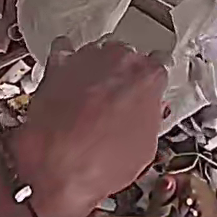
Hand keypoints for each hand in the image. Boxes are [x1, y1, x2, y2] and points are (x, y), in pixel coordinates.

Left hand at [6, 40, 164, 216]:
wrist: (58, 166)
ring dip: (95, 69)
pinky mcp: (57, 64)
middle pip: (126, 56)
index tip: (145, 89)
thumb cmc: (99, 162)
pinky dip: (66, 61)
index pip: (158, 64)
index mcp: (148, 78)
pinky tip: (67, 75)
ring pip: (97, 52)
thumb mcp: (145, 148)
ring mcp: (87, 59)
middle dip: (122, 76)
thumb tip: (145, 116)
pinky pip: (63, 50)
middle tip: (116, 100)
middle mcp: (118, 60)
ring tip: (89, 95)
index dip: (149, 81)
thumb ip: (149, 117)